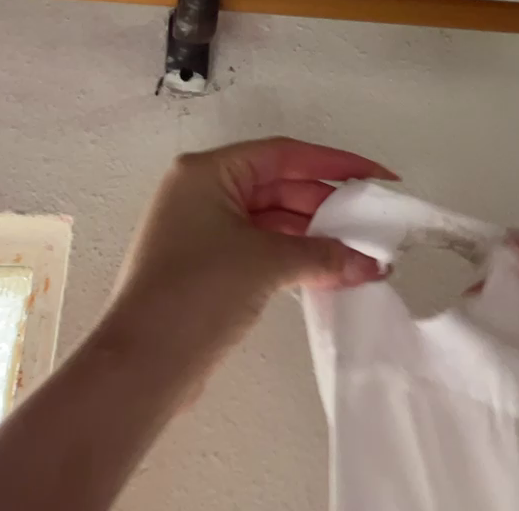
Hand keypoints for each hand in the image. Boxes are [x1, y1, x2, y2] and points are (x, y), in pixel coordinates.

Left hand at [103, 138, 394, 355]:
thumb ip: (322, 255)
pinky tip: (329, 273)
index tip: (377, 176)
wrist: (142, 364)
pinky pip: (261, 247)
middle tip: (373, 224)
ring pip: (272, 219)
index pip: (283, 154)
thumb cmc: (197, 291)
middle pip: (278, 185)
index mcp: (208, 172)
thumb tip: (369, 263)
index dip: (335, 163)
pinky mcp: (206, 264)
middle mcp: (202, 191)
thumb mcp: (265, 263)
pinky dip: (294, 257)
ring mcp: (201, 229)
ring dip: (314, 237)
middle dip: (327, 206)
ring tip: (360, 255)